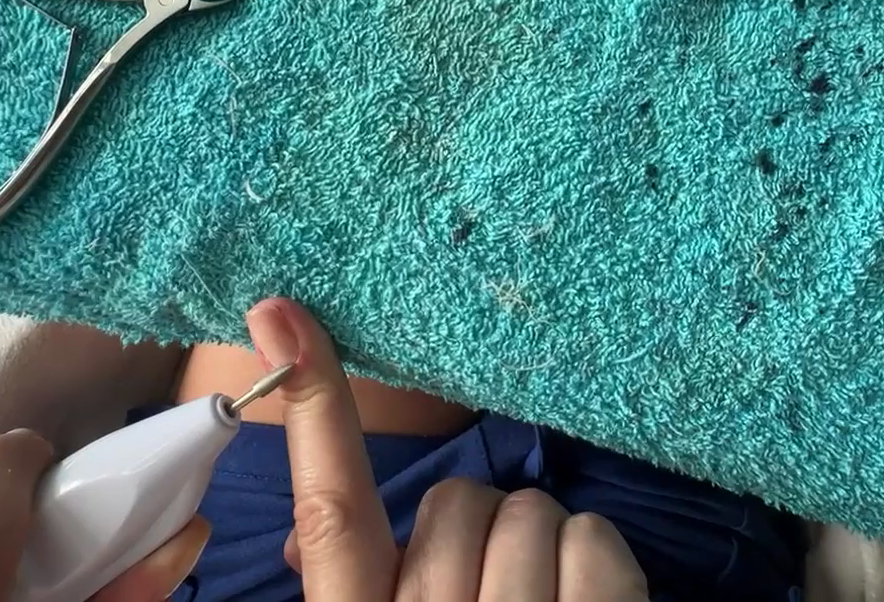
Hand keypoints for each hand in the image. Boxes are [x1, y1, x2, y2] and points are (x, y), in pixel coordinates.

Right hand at [248, 297, 648, 600]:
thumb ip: (364, 590)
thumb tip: (322, 537)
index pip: (328, 508)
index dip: (308, 402)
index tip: (280, 311)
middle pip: (459, 500)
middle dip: (479, 536)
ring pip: (530, 510)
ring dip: (543, 556)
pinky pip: (595, 538)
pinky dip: (603, 570)